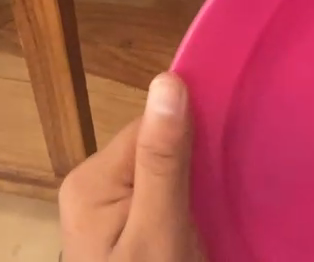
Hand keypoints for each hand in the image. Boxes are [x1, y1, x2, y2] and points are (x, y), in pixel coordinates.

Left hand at [60, 73, 206, 261]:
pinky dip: (188, 209)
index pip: (150, 127)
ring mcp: (107, 213)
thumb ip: (163, 160)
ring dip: (194, 190)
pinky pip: (163, 198)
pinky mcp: (125, 232)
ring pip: (165, 172)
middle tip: (221, 197)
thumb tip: (167, 79)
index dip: (190, 137)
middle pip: (158, 147)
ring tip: (216, 212)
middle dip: (193, 167)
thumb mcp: (159, 234)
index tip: (224, 155)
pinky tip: (204, 226)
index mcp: (90, 180)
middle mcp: (92, 188)